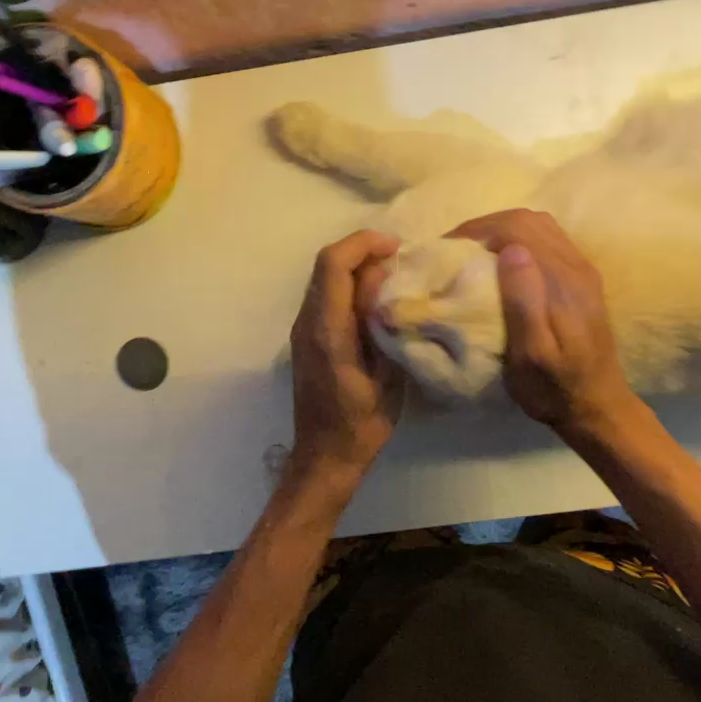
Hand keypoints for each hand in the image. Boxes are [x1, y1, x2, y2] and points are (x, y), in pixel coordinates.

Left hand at [288, 230, 404, 485]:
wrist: (325, 457)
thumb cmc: (361, 425)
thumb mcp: (386, 375)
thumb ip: (379, 321)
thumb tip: (381, 276)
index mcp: (327, 331)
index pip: (334, 264)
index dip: (364, 244)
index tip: (397, 249)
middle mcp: (306, 324)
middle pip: (325, 264)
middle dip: (362, 251)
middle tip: (399, 260)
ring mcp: (301, 331)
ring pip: (323, 279)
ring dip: (355, 268)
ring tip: (392, 276)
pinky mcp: (305, 340)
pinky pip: (325, 297)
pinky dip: (348, 286)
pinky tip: (375, 300)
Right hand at [446, 209, 644, 437]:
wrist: (596, 406)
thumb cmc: (554, 388)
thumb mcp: (531, 355)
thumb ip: (523, 302)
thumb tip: (511, 251)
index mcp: (563, 282)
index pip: (518, 230)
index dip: (479, 230)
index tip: (447, 248)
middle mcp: (576, 267)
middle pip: (529, 220)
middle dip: (487, 226)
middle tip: (454, 247)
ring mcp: (581, 271)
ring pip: (540, 227)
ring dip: (502, 230)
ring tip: (473, 251)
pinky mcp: (581, 280)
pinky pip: (548, 241)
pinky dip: (518, 240)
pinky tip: (500, 262)